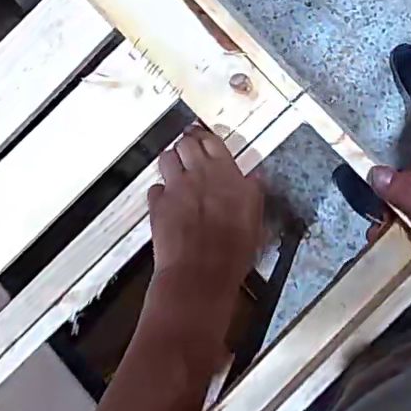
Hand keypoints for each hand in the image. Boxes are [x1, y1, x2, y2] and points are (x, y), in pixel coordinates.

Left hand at [145, 125, 263, 347]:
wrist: (201, 273)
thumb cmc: (234, 250)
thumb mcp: (255, 216)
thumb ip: (251, 191)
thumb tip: (253, 178)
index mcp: (226, 173)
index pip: (213, 141)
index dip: (207, 137)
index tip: (206, 138)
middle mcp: (200, 174)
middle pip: (187, 142)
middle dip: (187, 143)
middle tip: (188, 146)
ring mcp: (176, 187)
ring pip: (167, 157)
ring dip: (171, 159)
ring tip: (175, 166)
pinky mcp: (157, 205)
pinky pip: (155, 188)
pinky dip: (160, 190)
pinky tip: (166, 198)